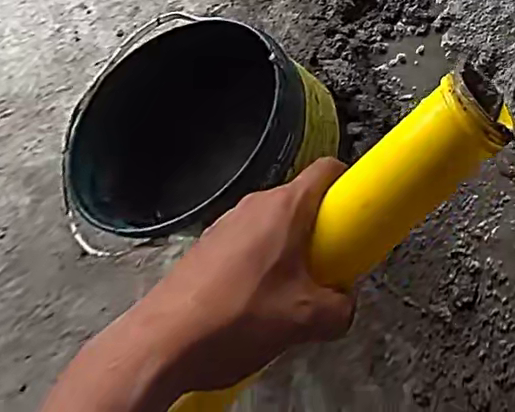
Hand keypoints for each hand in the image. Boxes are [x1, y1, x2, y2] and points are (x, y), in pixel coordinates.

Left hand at [136, 158, 355, 392]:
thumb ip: (340, 309)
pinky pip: (247, 241)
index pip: (328, 168)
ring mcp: (228, 223)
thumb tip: (346, 306)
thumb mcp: (303, 320)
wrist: (159, 346)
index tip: (355, 211)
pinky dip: (259, 262)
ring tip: (287, 292)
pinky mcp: (207, 246)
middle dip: (320, 229)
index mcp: (287, 206)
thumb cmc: (232, 319)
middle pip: (303, 199)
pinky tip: (253, 303)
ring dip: (288, 248)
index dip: (348, 183)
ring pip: (274, 222)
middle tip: (325, 265)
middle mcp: (257, 204)